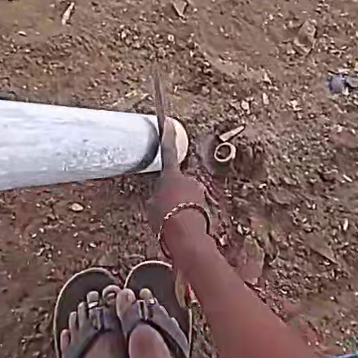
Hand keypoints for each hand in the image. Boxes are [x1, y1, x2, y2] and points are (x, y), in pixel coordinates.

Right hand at [149, 122, 210, 242]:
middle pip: (177, 180)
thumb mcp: (152, 205)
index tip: (167, 122)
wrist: (186, 235)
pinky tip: (179, 224)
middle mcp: (188, 179)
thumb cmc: (165, 219)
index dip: (166, 136)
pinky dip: (185, 213)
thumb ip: (157, 194)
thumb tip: (161, 195)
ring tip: (170, 219)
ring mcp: (198, 190)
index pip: (167, 151)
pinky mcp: (205, 203)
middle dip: (171, 191)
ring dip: (179, 204)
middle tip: (162, 207)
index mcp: (171, 175)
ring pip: (185, 194)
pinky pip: (191, 206)